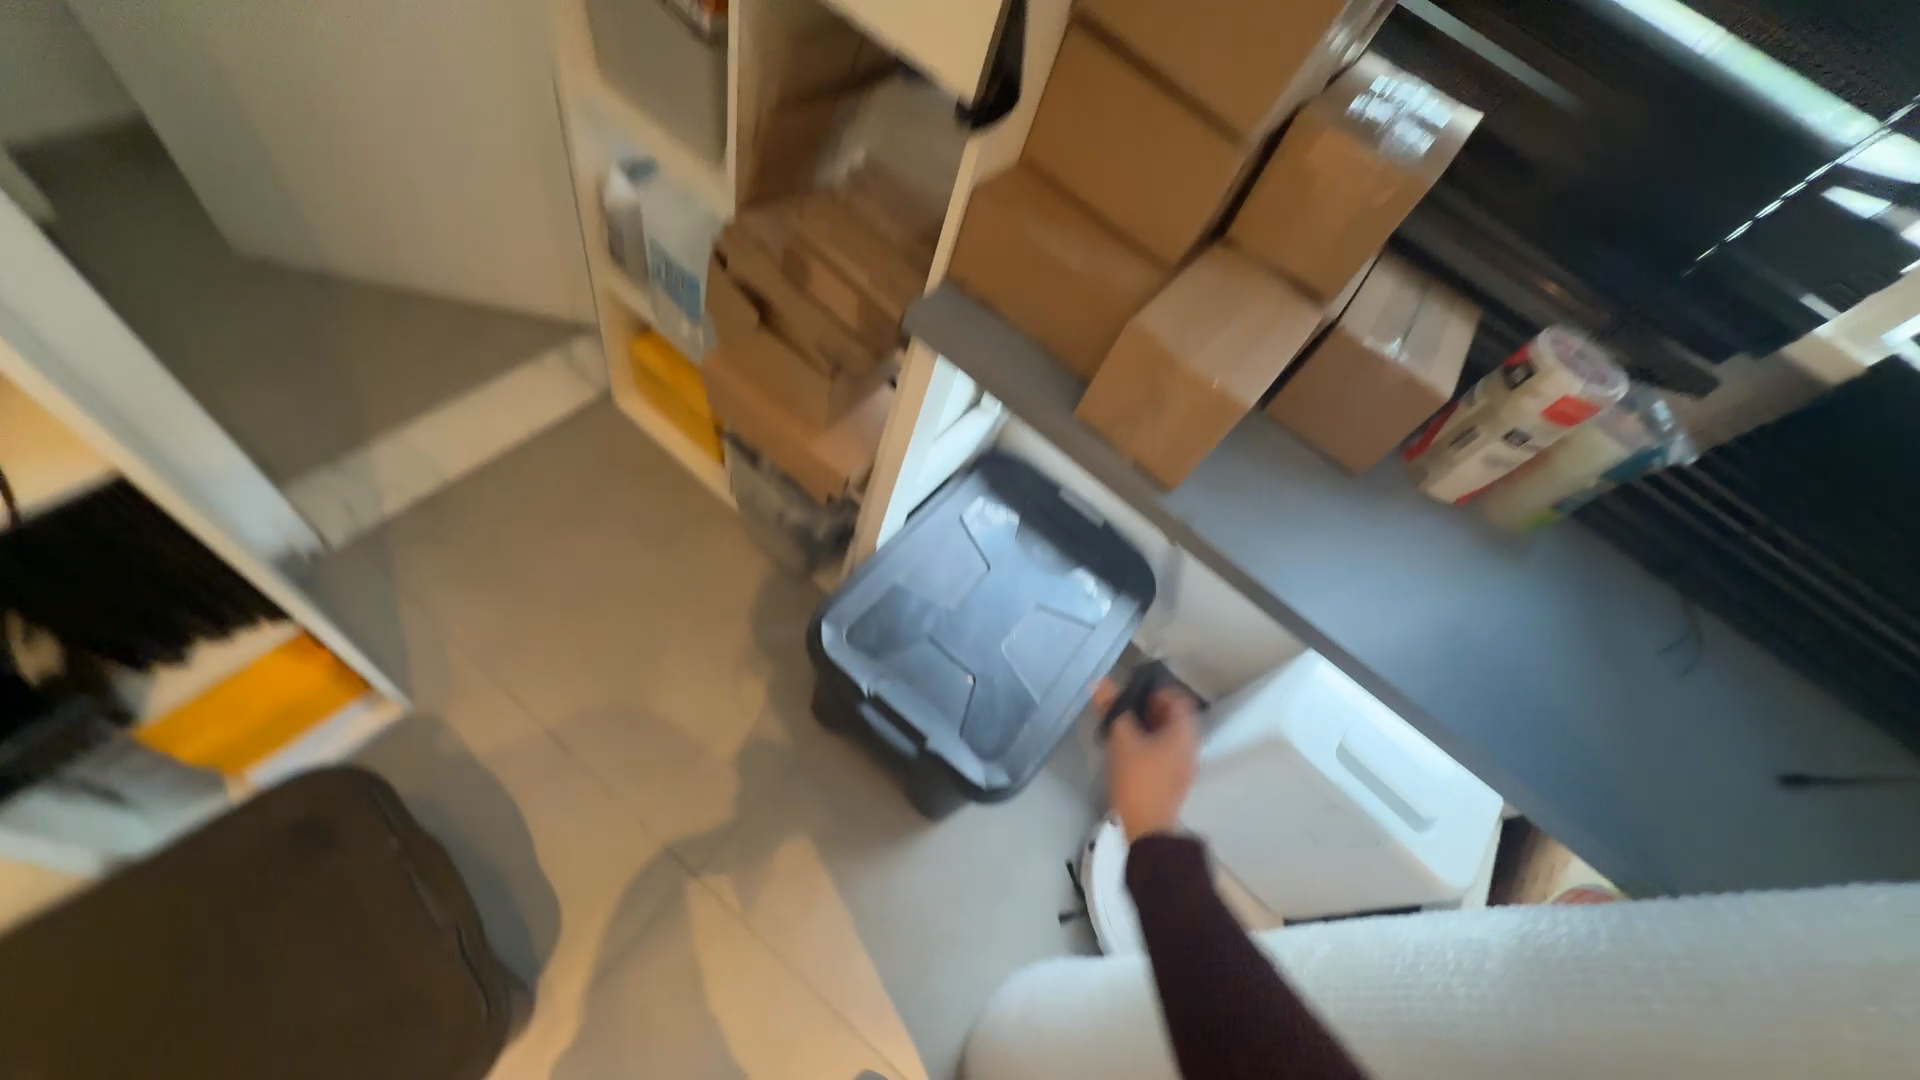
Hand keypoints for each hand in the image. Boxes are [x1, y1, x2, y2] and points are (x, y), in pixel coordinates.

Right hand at [1094, 676, 1199, 842]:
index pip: (1177, 698)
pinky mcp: (1174, 779)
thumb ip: (1113, 708)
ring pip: (1167, 735)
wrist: (1146, 828)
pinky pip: (1164, 751)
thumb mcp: (1122, 740)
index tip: (1133, 690)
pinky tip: (1127, 748)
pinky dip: (1148, 743)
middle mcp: (1190, 746)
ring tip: (1121, 726)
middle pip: (1173, 716)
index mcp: (1184, 733)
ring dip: (1146, 725)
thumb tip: (1101, 683)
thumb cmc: (1137, 778)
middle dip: (1148, 707)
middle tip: (1122, 706)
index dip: (1156, 690)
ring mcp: (1184, 765)